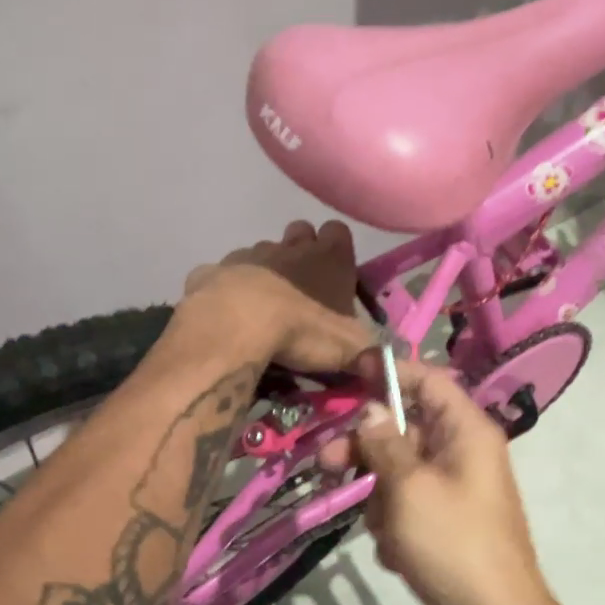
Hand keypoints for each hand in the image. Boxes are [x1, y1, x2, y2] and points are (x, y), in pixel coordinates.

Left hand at [181, 220, 374, 372]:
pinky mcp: (212, 271)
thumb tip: (392, 372)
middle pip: (299, 233)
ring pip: (261, 253)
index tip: (337, 276)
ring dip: (265, 272)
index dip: (338, 250)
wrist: (236, 326)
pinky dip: (227, 290)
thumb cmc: (303, 330)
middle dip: (301, 253)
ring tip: (265, 308)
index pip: (339, 232)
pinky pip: (223, 274)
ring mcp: (248, 255)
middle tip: (303, 290)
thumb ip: (374, 357)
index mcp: (328, 257)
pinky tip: (228, 315)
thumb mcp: (351, 349)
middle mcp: (289, 247)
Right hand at [350, 365, 558, 604]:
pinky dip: (395, 527)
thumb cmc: (454, 544)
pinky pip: (407, 508)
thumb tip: (371, 410)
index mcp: (467, 431)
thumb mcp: (410, 489)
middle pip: (404, 430)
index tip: (349, 374)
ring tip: (387, 532)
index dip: (390, 373)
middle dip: (367, 451)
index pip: (428, 380)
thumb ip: (385, 444)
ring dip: (381, 500)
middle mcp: (464, 452)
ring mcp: (455, 490)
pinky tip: (399, 554)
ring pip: (398, 473)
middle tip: (326, 464)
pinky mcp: (445, 523)